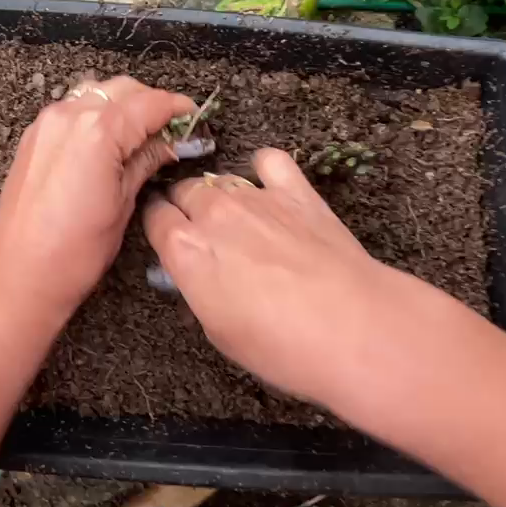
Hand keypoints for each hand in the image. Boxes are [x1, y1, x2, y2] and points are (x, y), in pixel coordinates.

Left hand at [0, 77, 199, 317]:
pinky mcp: (34, 136)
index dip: (178, 108)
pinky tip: (109, 139)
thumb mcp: (123, 204)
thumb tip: (168, 143)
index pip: (150, 103)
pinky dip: (96, 113)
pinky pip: (72, 108)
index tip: (194, 117)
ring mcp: (48, 123)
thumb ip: (146, 161)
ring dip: (123, 104)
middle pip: (123, 89)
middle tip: (173, 129)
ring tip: (142, 134)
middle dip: (151, 103)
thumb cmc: (72, 252)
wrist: (19, 275)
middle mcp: (70, 116)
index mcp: (98, 131)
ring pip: (96, 92)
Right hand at [143, 148, 438, 409]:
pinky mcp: (294, 191)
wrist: (351, 328)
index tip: (167, 237)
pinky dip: (263, 170)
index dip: (160, 226)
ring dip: (221, 195)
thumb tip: (192, 274)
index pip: (154, 217)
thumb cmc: (280, 345)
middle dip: (187, 207)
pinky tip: (269, 186)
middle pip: (184, 191)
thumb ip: (196, 290)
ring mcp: (255, 196)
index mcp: (185, 248)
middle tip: (204, 234)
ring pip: (220, 179)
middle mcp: (212, 213)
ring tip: (237, 219)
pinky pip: (269, 161)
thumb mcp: (218, 331)